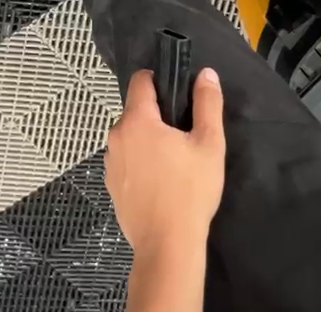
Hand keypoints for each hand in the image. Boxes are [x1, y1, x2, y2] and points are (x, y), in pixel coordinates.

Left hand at [105, 67, 226, 261]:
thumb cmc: (190, 192)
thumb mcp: (209, 144)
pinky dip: (140, 161)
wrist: (167, 246)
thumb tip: (206, 74)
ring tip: (174, 159)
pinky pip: (126, 159)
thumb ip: (208, 104)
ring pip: (130, 135)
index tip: (177, 95)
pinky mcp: (112, 185)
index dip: (159, 80)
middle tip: (183, 134)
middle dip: (157, 114)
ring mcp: (111, 162)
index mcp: (137, 120)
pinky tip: (160, 180)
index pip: (140, 80)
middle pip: (135, 109)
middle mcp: (117, 136)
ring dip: (147, 138)